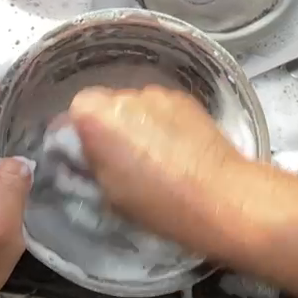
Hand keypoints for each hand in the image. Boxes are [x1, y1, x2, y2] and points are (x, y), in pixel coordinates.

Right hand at [66, 85, 264, 249]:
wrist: (223, 198)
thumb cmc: (159, 203)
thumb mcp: (108, 192)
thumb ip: (89, 163)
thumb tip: (85, 153)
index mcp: (97, 116)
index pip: (75, 110)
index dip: (80, 133)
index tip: (90, 155)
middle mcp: (125, 95)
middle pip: (106, 104)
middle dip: (110, 126)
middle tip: (121, 158)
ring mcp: (158, 94)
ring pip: (136, 106)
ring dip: (137, 123)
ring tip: (154, 155)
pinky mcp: (186, 98)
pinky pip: (162, 108)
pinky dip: (162, 123)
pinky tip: (176, 149)